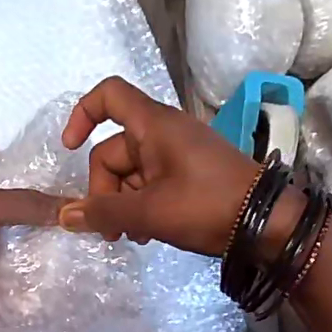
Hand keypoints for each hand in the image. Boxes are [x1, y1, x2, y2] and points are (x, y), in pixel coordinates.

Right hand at [56, 77, 264, 256]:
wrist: (267, 224)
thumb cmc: (206, 206)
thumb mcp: (149, 212)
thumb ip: (103, 213)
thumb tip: (65, 216)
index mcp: (153, 126)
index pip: (109, 96)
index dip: (82, 115)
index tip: (69, 148)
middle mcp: (163, 133)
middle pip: (113, 151)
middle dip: (104, 191)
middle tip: (110, 229)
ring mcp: (177, 155)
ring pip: (130, 174)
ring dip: (123, 205)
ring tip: (132, 235)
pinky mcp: (189, 175)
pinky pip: (151, 184)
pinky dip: (142, 206)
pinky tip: (146, 233)